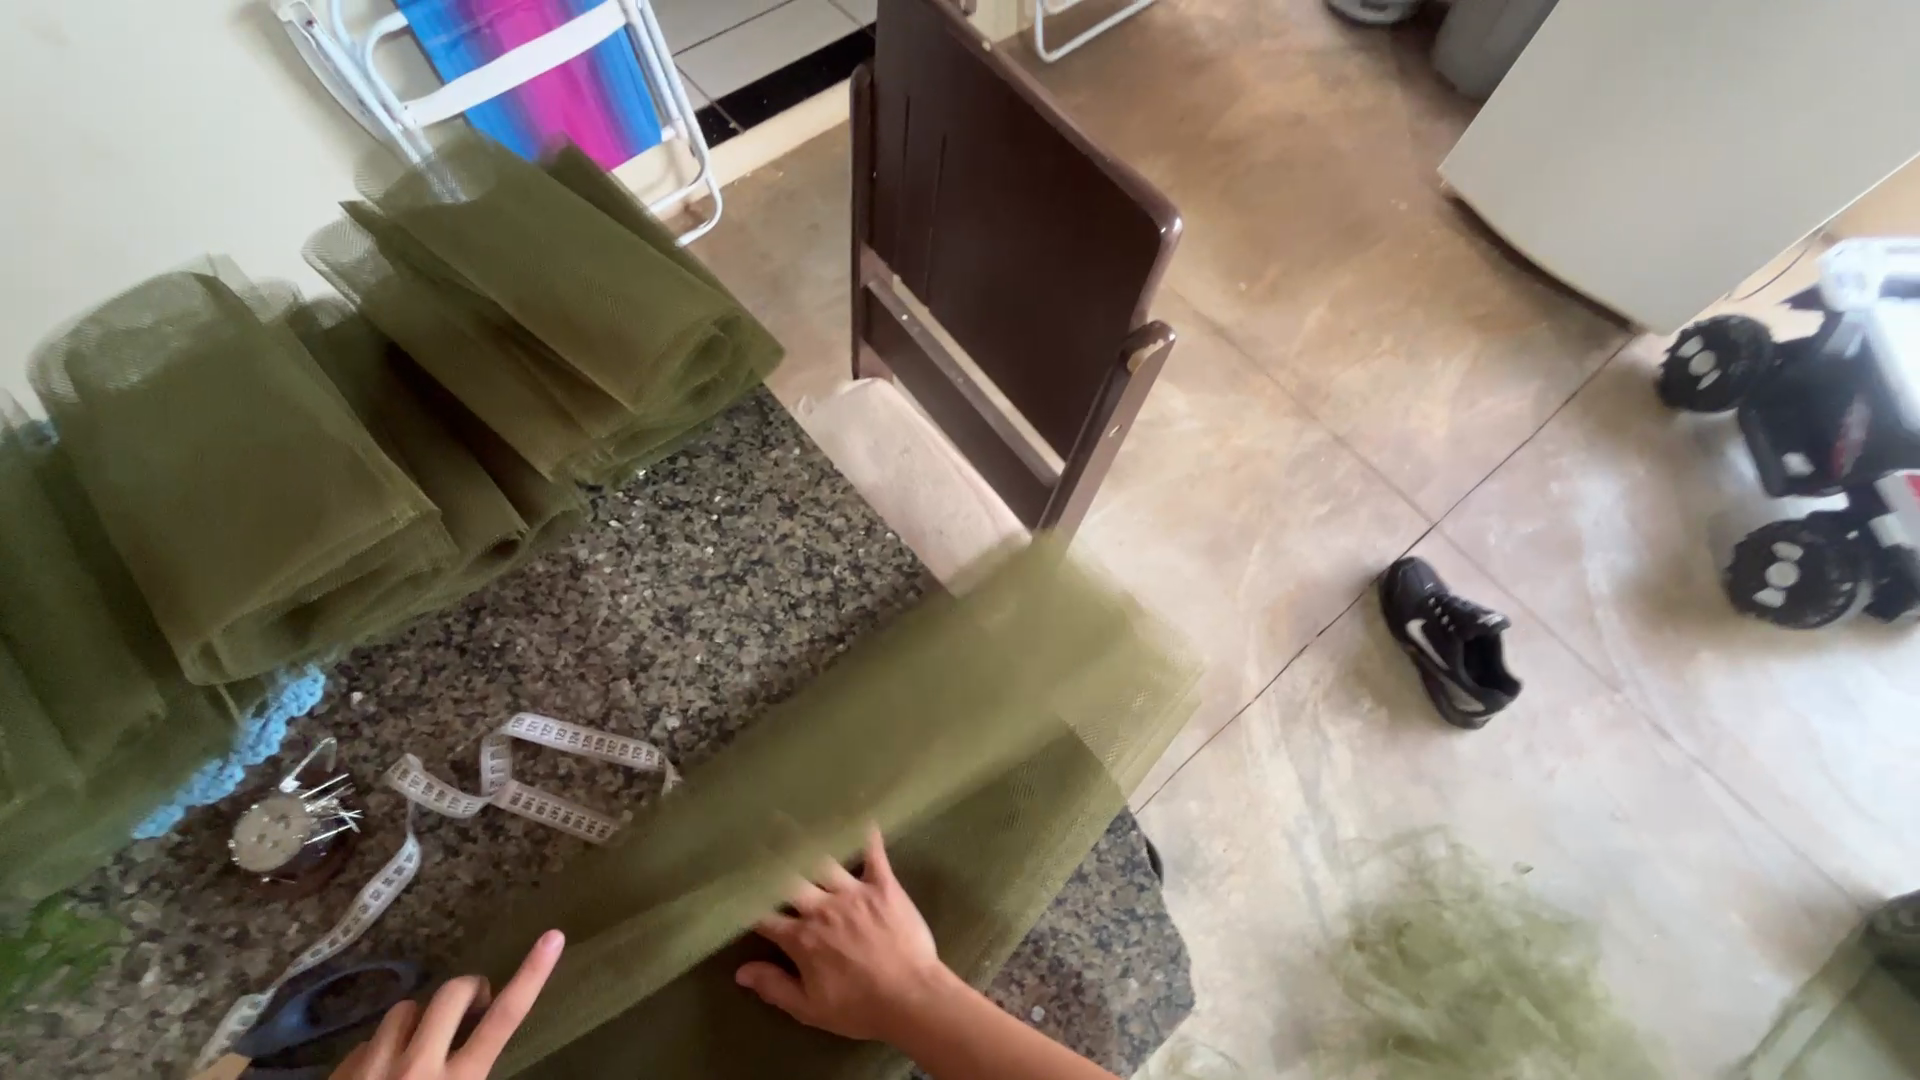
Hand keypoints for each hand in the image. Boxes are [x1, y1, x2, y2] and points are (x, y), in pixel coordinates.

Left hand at [329, 930, 563, 1079]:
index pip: (505, 1018)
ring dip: (419, 1020)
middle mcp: (417, 1068)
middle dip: (469, 990)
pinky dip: (378, 1050)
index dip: (532, 974)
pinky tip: (376, 1078)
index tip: (554, 935)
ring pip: (405, 1009)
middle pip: (453, 994)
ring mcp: (371, 1071)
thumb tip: (481, 1066)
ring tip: (418, 1048)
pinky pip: (365, 1042)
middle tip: (473, 1009)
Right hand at [736, 827, 958, 1042]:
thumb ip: (775, 987)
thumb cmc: (859, 1008)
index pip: (765, 915)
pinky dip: (867, 833)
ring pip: (823, 859)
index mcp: (802, 938)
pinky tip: (862, 811)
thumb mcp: (810, 1008)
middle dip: (768, 857)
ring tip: (787, 817)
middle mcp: (822, 908)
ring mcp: (853, 892)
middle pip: (788, 878)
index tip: (733, 885)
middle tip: (753, 835)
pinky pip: (873, 853)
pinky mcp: (883, 884)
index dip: (746, 901)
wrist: (910, 997)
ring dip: (805, 838)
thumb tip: (741, 972)